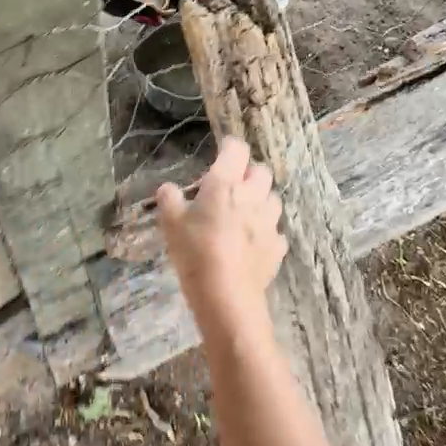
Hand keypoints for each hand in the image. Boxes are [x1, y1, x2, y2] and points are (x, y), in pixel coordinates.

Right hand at [157, 136, 286, 332]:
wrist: (227, 298)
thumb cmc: (195, 253)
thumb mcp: (171, 224)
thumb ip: (170, 200)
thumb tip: (168, 188)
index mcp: (225, 184)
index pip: (236, 149)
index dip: (229, 147)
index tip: (221, 153)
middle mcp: (252, 196)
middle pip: (261, 171)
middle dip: (249, 173)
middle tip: (232, 186)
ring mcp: (269, 222)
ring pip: (273, 199)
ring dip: (261, 200)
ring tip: (245, 213)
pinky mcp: (277, 247)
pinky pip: (275, 230)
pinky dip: (266, 231)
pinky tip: (253, 242)